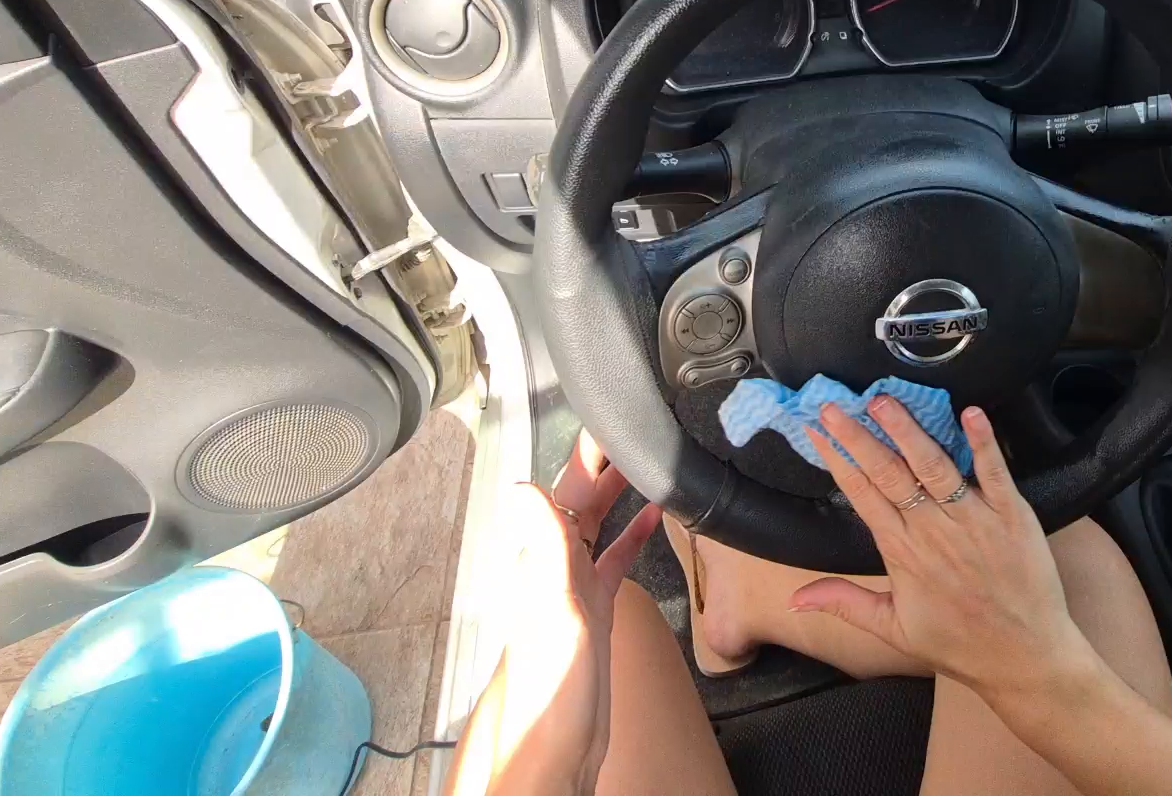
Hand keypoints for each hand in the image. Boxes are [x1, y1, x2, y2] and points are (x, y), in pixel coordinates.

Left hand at [446, 432, 661, 795]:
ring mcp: (576, 587)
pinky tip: (649, 521)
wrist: (558, 749)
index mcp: (545, 561)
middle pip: (582, 502)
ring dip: (618, 493)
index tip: (606, 422)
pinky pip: (614, 558)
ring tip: (642, 464)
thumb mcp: (554, 609)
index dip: (586, 455)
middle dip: (605, 464)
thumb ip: (544, 547)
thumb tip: (522, 487)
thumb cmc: (553, 688)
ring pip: (598, 524)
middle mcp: (556, 567)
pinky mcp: (594, 607)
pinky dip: (631, 535)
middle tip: (632, 431)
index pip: (565, 492)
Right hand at [791, 399, 1091, 698]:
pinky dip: (982, 442)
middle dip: (858, 436)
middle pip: (887, 473)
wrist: (1025, 660)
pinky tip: (970, 413)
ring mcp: (972, 519)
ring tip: (883, 402)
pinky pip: (993, 472)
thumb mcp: (893, 627)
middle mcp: (931, 530)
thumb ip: (844, 603)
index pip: (861, 494)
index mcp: (901, 551)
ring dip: (906, 431)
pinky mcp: (1010, 514)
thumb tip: (796, 598)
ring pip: (932, 465)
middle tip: (835, 406)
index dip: (837, 458)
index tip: (818, 430)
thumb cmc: (959, 643)